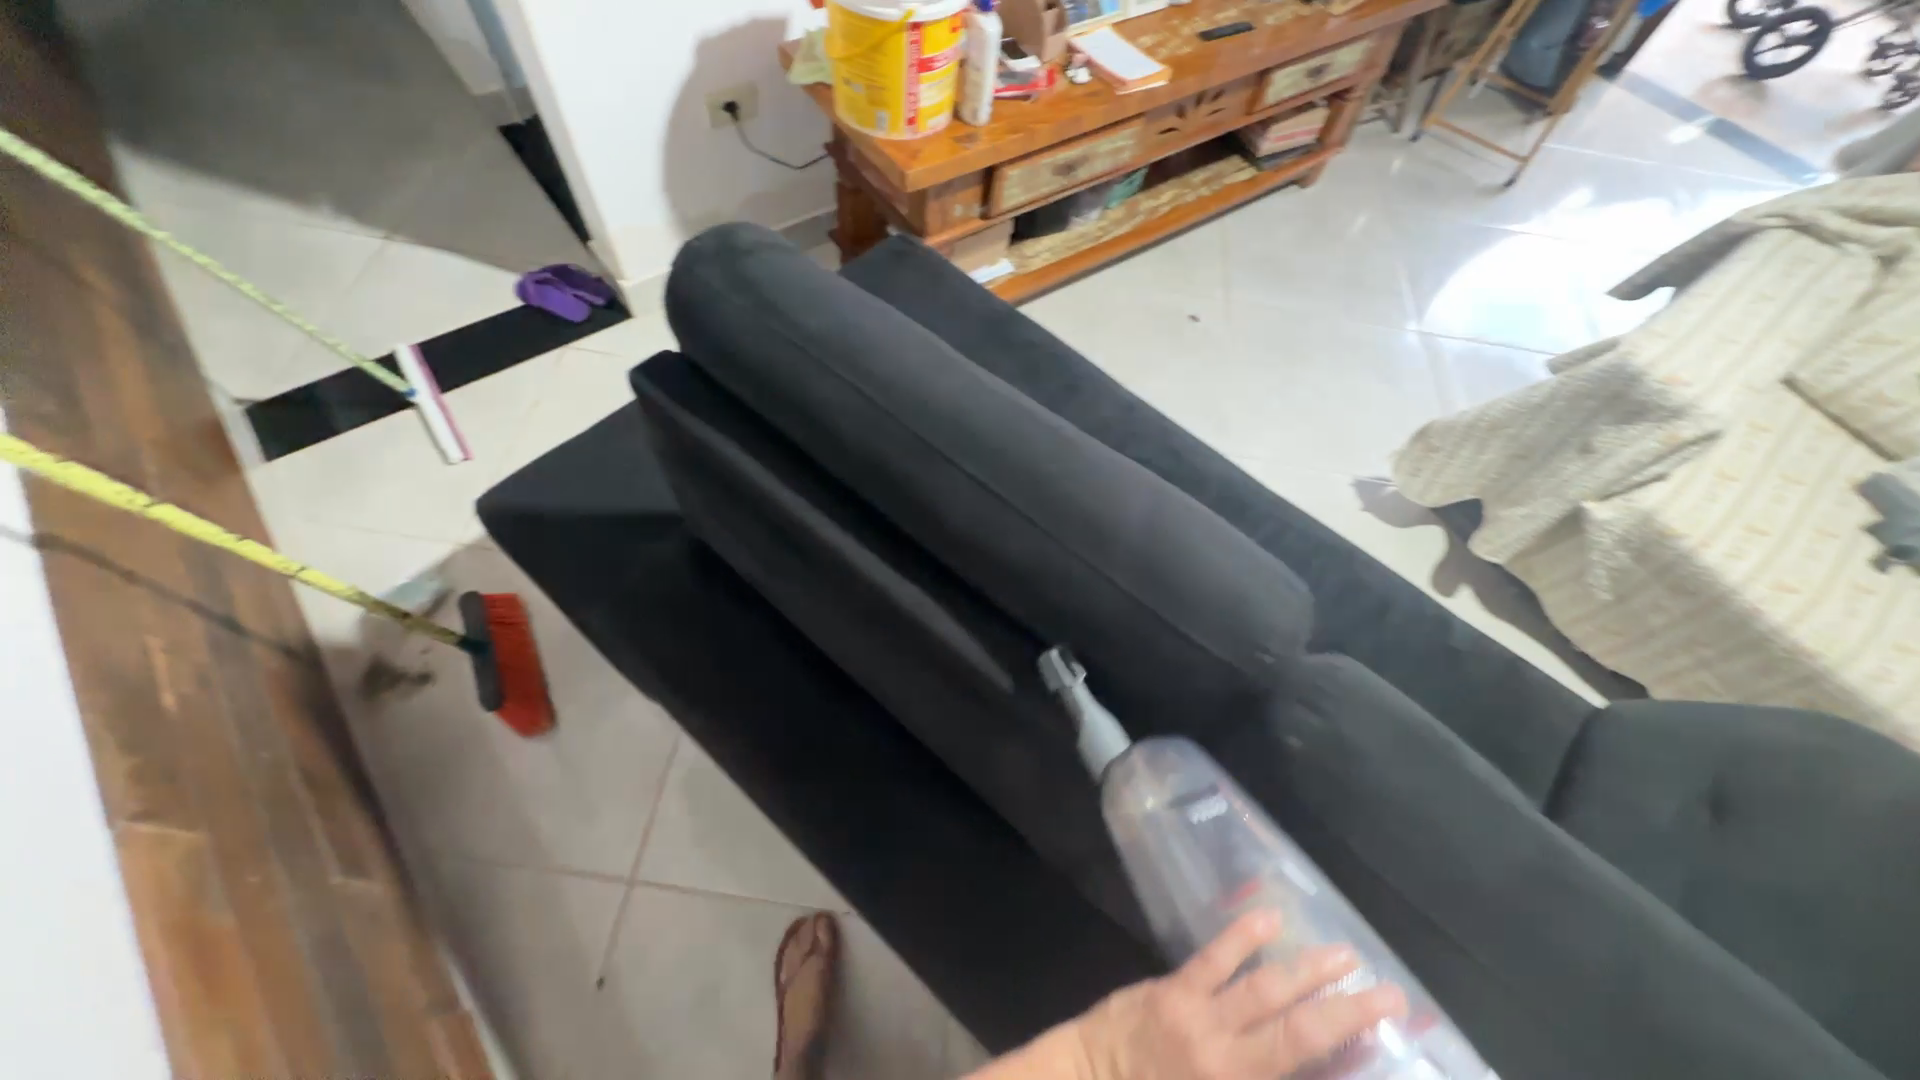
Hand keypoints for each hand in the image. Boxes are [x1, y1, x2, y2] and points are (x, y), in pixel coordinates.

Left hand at [1068, 911, 1406, 1079]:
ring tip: (1345, 955)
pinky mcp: (1173, 988)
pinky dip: (1242, 938)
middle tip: (1389, 992)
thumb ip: (1252, 1075)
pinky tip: (1270, 919)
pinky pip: (1213, 959)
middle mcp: (1227, 1055)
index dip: (1347, 1048)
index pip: (1302, 1061)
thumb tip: (1301, 1065)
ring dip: (1307, 971)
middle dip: (1347, 1011)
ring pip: (1263, 990)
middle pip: (1298, 1030)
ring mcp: (1199, 1017)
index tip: (1384, 1031)